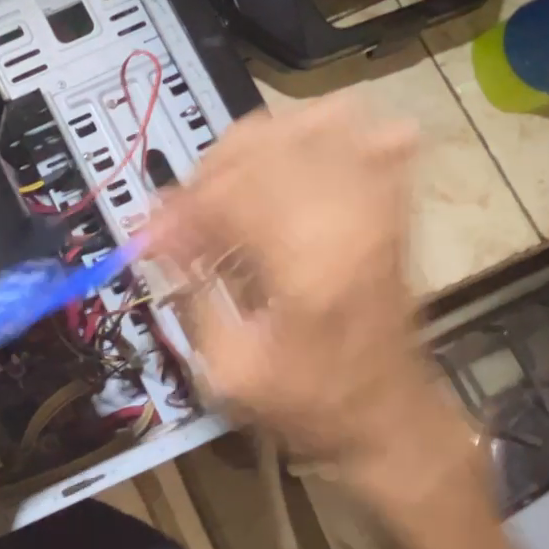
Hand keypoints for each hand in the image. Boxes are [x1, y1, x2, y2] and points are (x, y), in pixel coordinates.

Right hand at [144, 94, 473, 500]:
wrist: (394, 421)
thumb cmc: (310, 405)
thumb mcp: (230, 370)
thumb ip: (193, 295)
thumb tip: (159, 242)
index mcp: (304, 267)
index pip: (226, 193)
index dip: (178, 209)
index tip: (153, 239)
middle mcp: (345, 222)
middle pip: (262, 146)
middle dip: (208, 174)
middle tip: (186, 213)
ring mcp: (378, 208)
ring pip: (309, 126)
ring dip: (255, 148)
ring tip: (230, 185)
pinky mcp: (395, 208)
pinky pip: (367, 138)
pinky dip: (326, 136)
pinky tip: (295, 157)